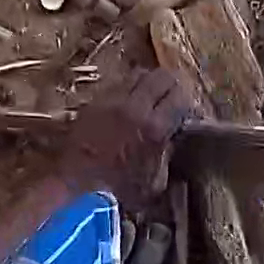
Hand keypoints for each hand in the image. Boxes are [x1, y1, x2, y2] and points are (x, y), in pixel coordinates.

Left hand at [58, 69, 193, 200]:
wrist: (76, 185)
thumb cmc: (118, 190)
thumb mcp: (155, 179)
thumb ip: (168, 152)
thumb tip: (174, 136)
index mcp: (154, 127)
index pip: (180, 96)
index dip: (187, 101)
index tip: (186, 111)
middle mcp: (135, 107)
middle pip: (162, 77)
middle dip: (171, 85)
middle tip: (170, 98)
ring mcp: (113, 100)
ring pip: (139, 74)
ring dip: (148, 82)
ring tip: (149, 97)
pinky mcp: (95, 100)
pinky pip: (118, 83)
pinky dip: (128, 87)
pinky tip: (128, 102)